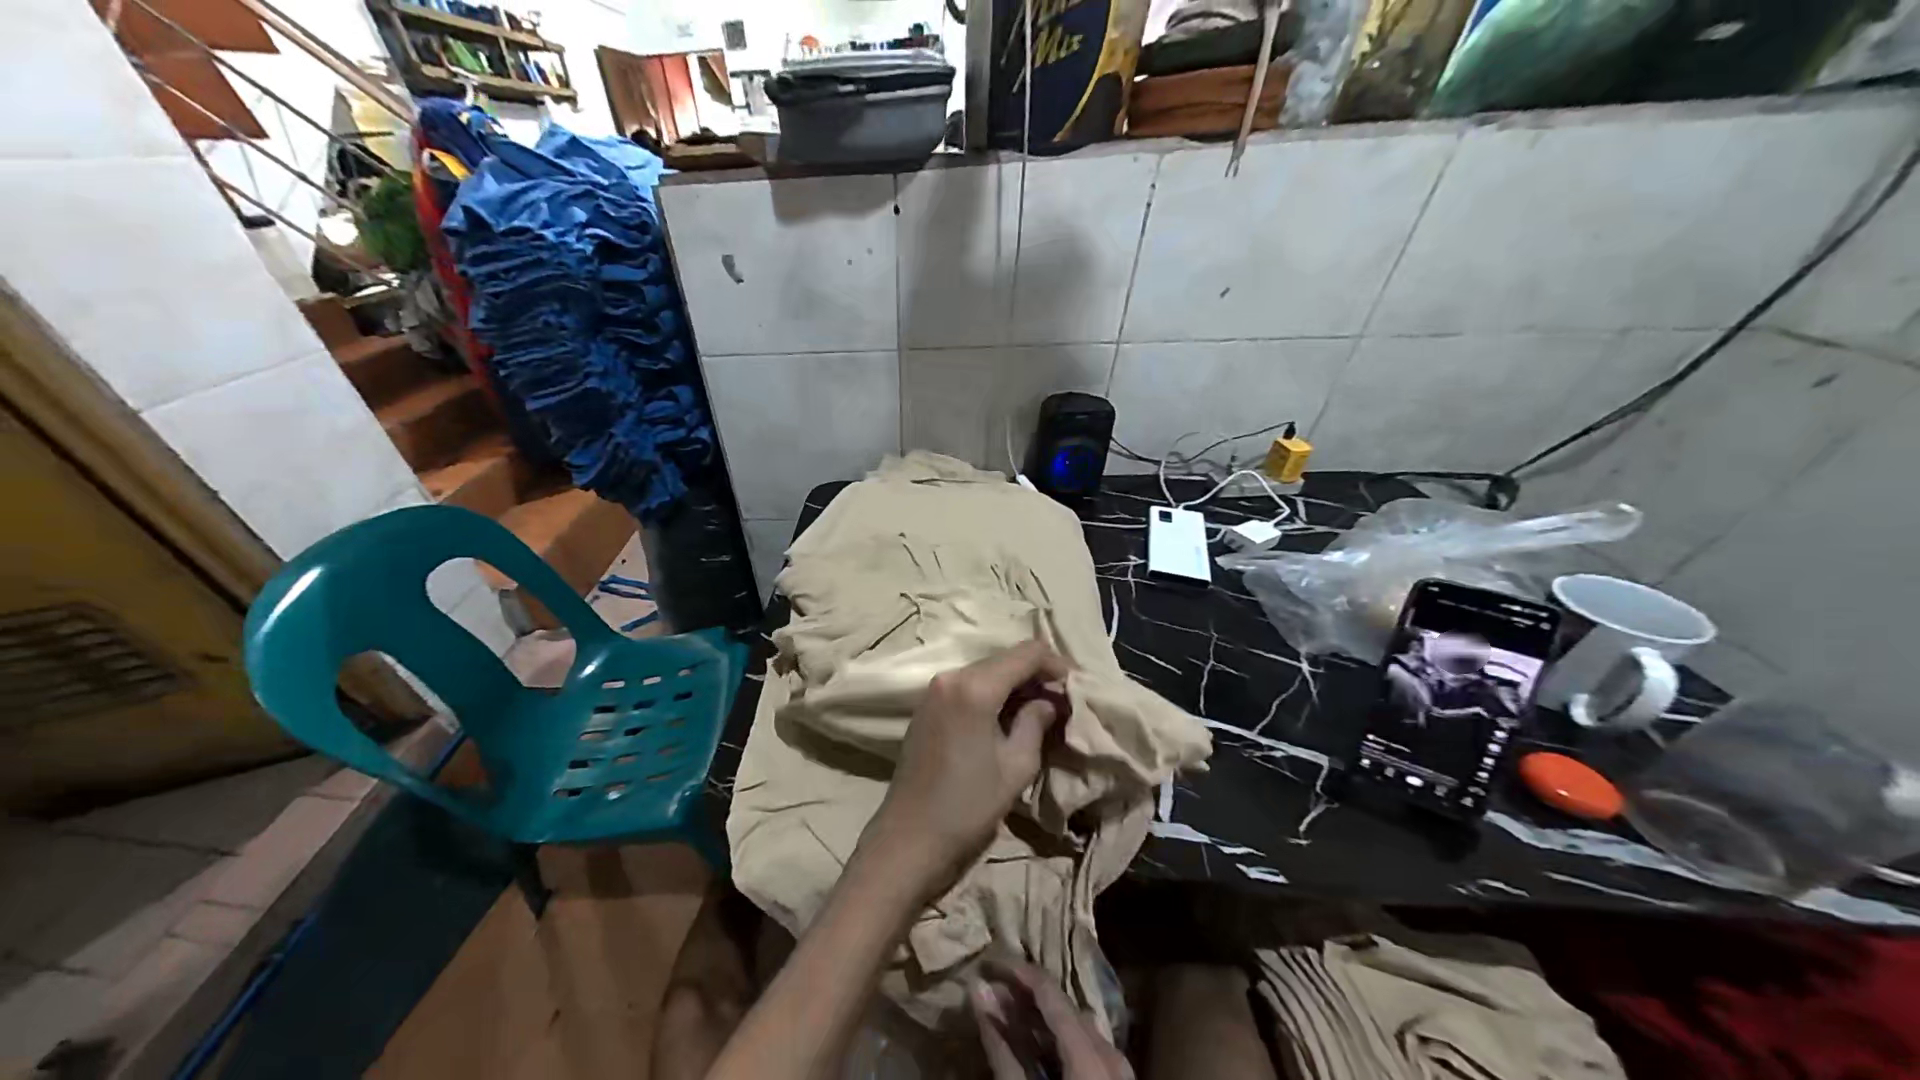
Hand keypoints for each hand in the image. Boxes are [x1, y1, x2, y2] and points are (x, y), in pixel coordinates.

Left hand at [860, 639, 1069, 897]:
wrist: (908, 839)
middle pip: (1004, 659)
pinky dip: (991, 694)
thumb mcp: (1016, 766)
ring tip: (1038, 713)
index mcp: (975, 687)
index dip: (1055, 665)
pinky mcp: (926, 707)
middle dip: (1035, 675)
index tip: (1075, 689)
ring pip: (986, 672)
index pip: (1026, 653)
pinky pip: (967, 687)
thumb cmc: (968, 806)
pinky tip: (1005, 720)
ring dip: (1014, 685)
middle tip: (1060, 704)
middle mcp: (951, 677)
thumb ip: (1036, 722)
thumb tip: (1048, 701)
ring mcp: (933, 690)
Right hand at [972, 960, 1132, 1079]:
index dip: (1016, 971)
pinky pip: (1087, 1048)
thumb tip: (978, 993)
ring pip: (1076, 1027)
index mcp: (1092, 1054)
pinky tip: (1034, 1045)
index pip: (1050, 991)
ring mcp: (1121, 1072)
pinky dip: (1057, 1041)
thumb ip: (1002, 1048)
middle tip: (988, 991)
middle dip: (1024, 996)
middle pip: (1064, 1007)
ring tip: (1003, 1014)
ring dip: (1039, 1019)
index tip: (985, 963)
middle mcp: (1112, 1054)